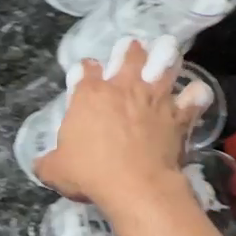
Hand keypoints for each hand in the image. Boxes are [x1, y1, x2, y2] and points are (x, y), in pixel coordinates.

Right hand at [34, 36, 211, 210]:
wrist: (135, 185)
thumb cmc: (89, 173)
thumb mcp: (54, 170)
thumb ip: (47, 162)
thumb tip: (40, 163)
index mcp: (89, 96)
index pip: (85, 69)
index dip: (85, 69)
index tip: (86, 74)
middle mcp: (123, 88)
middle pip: (130, 54)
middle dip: (129, 50)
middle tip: (130, 52)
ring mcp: (154, 97)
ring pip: (166, 62)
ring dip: (166, 55)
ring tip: (166, 53)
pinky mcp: (178, 114)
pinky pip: (194, 96)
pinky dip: (194, 94)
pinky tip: (193, 95)